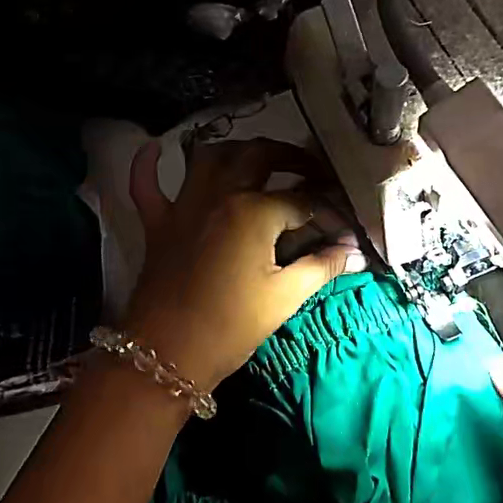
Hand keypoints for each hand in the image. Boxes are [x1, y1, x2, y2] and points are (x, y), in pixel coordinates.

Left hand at [120, 137, 365, 389]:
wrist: (168, 353)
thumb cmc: (232, 326)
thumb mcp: (285, 296)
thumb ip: (322, 266)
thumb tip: (356, 251)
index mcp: (254, 212)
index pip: (301, 199)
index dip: (326, 209)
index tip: (342, 223)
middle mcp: (219, 195)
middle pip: (258, 157)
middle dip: (290, 157)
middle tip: (311, 171)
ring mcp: (184, 205)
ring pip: (211, 157)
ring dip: (238, 150)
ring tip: (259, 161)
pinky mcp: (158, 223)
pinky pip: (146, 183)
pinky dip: (149, 164)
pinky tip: (157, 149)